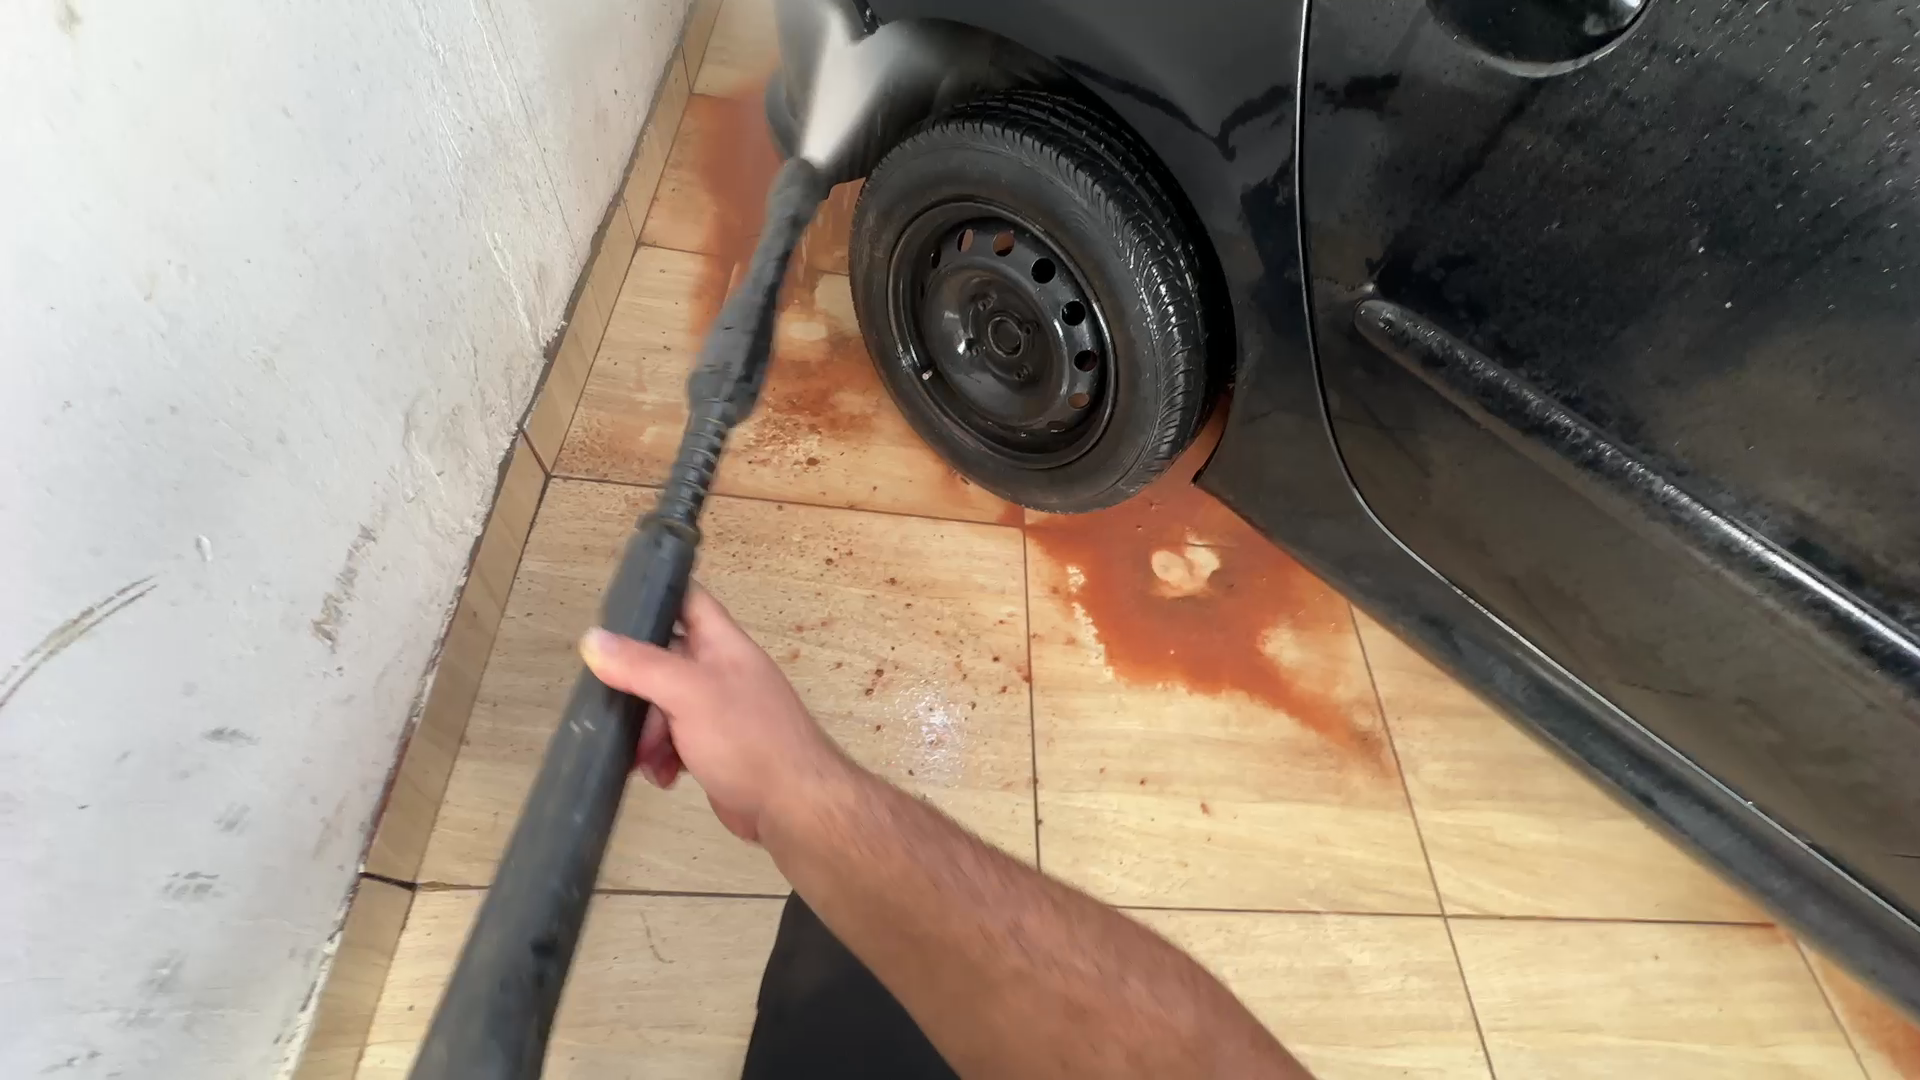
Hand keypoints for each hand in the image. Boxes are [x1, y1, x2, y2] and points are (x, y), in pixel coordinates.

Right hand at [578, 581, 848, 842]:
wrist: (791, 804)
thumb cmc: (747, 736)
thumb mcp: (690, 693)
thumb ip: (642, 666)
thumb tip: (592, 639)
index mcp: (724, 644)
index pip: (689, 601)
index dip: (656, 597)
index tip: (612, 612)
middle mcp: (722, 671)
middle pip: (664, 661)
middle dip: (636, 688)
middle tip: (618, 715)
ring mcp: (719, 710)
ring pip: (664, 706)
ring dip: (646, 732)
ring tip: (645, 759)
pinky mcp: (714, 746)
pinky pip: (674, 740)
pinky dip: (662, 757)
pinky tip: (664, 776)